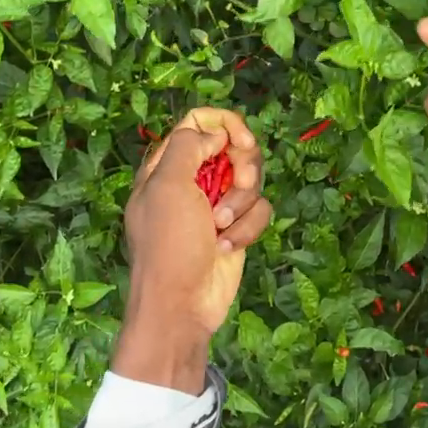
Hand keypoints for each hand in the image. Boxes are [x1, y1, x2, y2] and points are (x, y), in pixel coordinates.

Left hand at [112, 108, 271, 393]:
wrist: (182, 305)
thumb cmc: (169, 244)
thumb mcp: (168, 186)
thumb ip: (189, 146)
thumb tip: (217, 134)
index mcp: (168, 166)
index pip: (197, 122)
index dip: (222, 124)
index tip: (240, 139)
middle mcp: (193, 181)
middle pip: (232, 147)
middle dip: (242, 165)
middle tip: (241, 179)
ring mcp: (216, 205)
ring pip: (251, 179)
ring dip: (241, 203)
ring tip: (222, 226)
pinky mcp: (238, 227)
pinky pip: (260, 210)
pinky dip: (247, 228)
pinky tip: (228, 246)